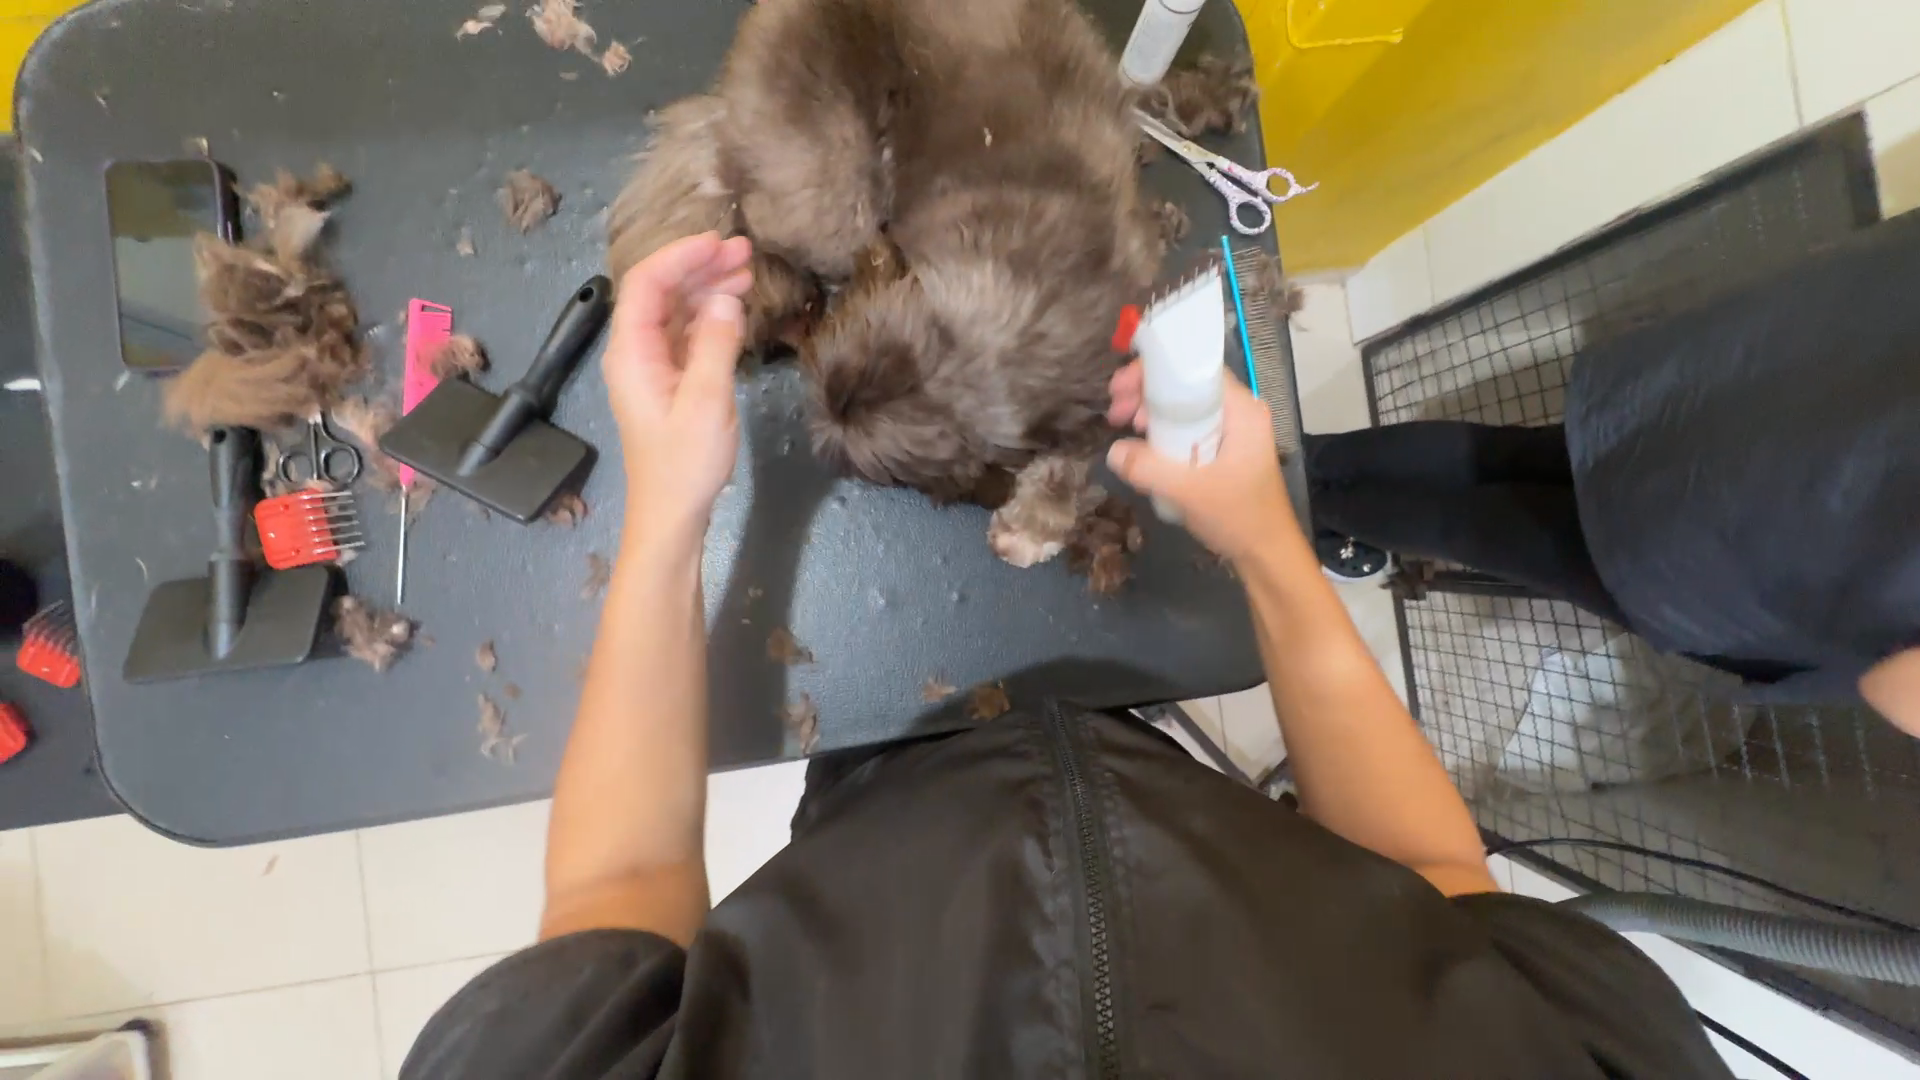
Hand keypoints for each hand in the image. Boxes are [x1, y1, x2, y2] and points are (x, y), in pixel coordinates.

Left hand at [603, 233, 752, 544]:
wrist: (673, 512)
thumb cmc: (686, 463)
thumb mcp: (707, 402)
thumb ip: (717, 345)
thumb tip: (729, 299)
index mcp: (632, 352)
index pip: (648, 283)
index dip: (682, 256)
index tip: (722, 243)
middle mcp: (636, 352)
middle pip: (662, 292)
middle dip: (700, 267)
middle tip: (746, 254)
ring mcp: (652, 367)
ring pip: (676, 312)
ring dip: (708, 289)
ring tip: (748, 275)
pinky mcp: (670, 382)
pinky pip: (686, 336)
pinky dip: (710, 317)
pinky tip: (735, 310)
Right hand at [1105, 359, 1297, 563]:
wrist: (1267, 555)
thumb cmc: (1239, 517)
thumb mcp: (1189, 492)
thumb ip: (1149, 469)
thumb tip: (1114, 451)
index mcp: (1241, 411)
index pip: (1195, 371)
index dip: (1154, 373)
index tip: (1121, 388)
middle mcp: (1238, 415)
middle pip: (1186, 388)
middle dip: (1147, 395)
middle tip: (1115, 413)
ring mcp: (1231, 435)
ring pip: (1184, 411)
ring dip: (1151, 416)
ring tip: (1124, 429)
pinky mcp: (1222, 454)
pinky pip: (1187, 433)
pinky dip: (1162, 436)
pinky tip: (1143, 451)